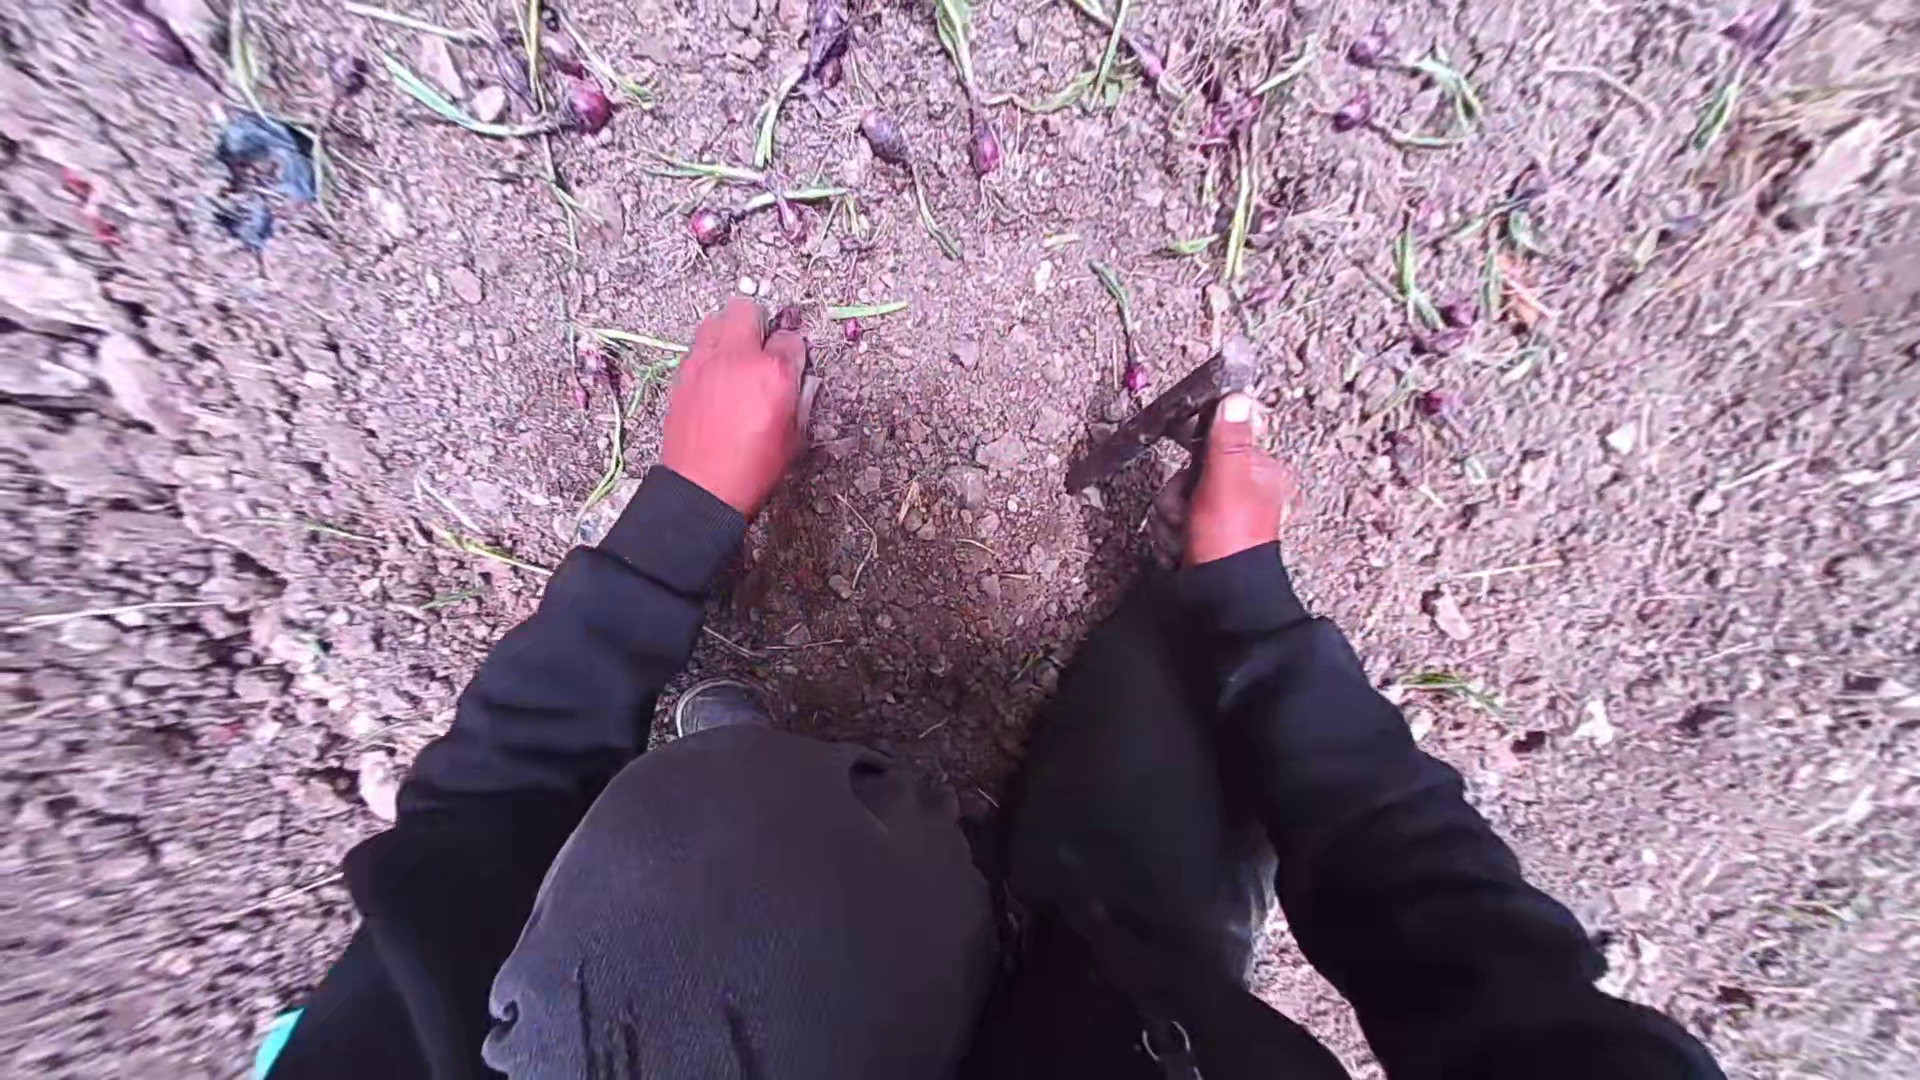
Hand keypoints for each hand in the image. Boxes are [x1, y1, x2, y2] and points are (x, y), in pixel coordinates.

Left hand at [661, 299, 807, 516]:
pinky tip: (721, 374)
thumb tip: (798, 383)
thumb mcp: (794, 437)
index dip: (796, 350)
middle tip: (767, 342)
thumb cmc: (748, 470)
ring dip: (732, 330)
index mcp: (772, 373)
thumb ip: (798, 399)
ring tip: (740, 354)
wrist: (705, 488)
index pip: (791, 338)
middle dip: (762, 322)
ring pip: (717, 319)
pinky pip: (700, 345)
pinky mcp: (684, 374)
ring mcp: (705, 362)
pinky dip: (712, 351)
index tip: (794, 359)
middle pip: (748, 309)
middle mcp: (737, 358)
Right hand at [1185, 393, 1293, 565]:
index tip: (1193, 470)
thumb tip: (1237, 399)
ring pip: (1176, 493)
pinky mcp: (1201, 530)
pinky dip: (1170, 530)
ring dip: (1172, 514)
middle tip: (1190, 509)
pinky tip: (1181, 543)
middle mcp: (1240, 488)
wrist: (1220, 595)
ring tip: (1185, 532)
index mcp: (1257, 470)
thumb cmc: (1229, 543)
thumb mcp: (1226, 484)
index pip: (1219, 437)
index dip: (1198, 450)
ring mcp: (1219, 510)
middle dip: (1179, 491)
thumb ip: (1229, 441)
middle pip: (1189, 467)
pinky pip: (1172, 516)